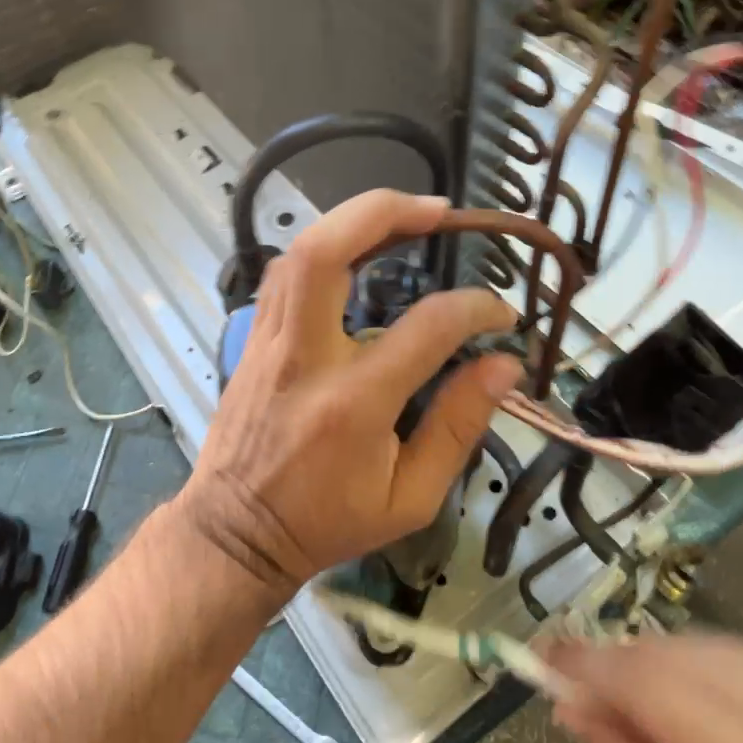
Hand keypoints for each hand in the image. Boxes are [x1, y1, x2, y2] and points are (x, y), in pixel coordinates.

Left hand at [175, 190, 522, 593]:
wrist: (236, 532)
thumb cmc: (328, 522)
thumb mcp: (410, 496)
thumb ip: (459, 426)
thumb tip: (505, 365)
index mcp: (354, 402)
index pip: (428, 327)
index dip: (477, 308)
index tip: (502, 314)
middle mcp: (305, 356)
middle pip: (327, 252)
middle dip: (383, 212)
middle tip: (437, 209)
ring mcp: (269, 341)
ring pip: (297, 252)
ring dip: (351, 220)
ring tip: (403, 217)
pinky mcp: (252, 339)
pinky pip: (283, 273)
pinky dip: (322, 248)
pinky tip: (353, 249)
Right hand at [547, 634, 742, 742]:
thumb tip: (574, 706)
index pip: (650, 680)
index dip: (585, 666)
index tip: (539, 660)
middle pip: (668, 652)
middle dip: (615, 669)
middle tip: (577, 695)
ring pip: (697, 645)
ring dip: (655, 669)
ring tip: (634, 706)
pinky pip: (736, 654)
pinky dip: (700, 673)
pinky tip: (691, 705)